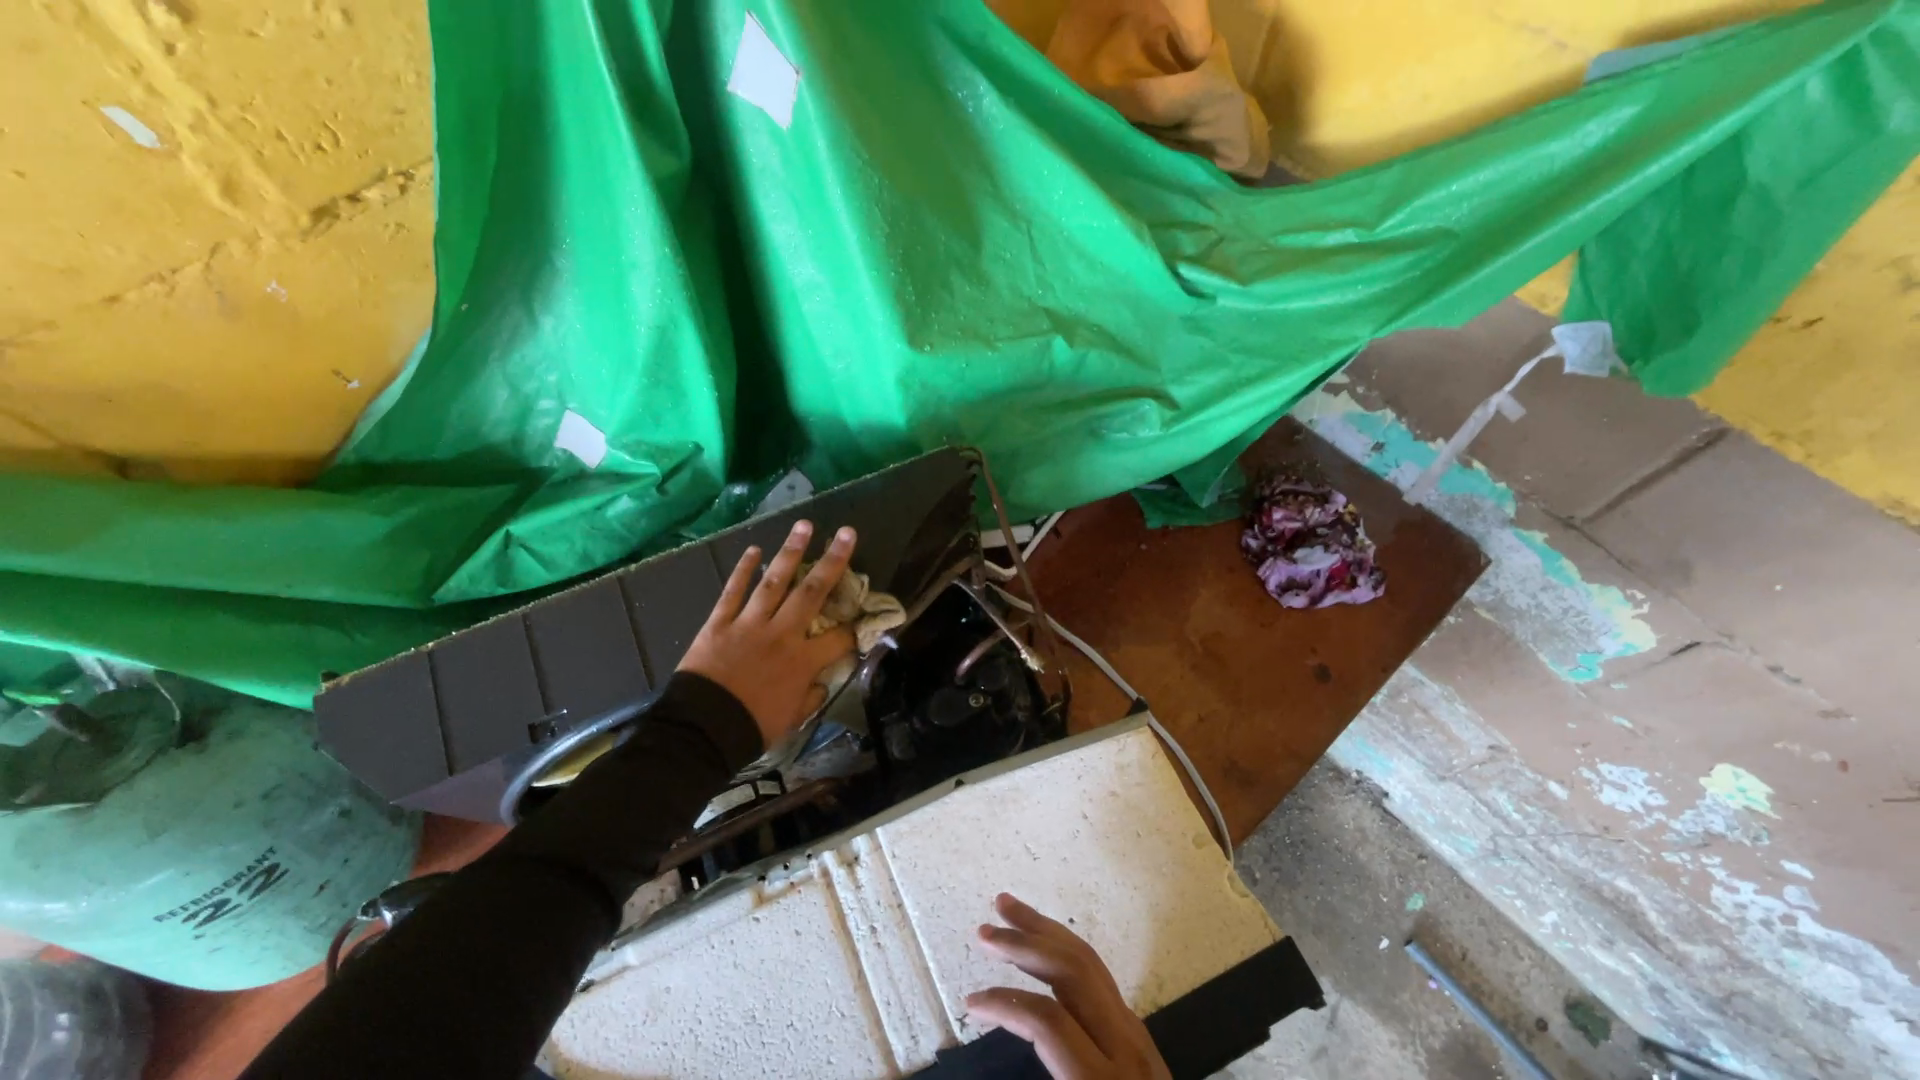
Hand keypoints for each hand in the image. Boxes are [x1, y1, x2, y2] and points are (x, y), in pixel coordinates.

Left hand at [677, 520, 858, 747]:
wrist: (703, 730)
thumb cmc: (752, 728)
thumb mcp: (793, 720)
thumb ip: (811, 696)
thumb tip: (822, 679)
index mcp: (803, 662)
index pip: (839, 637)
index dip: (857, 627)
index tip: (867, 616)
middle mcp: (782, 634)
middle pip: (812, 591)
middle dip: (833, 561)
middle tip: (847, 533)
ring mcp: (749, 624)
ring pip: (775, 581)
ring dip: (791, 552)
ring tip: (805, 526)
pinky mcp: (719, 622)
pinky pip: (733, 590)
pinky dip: (743, 569)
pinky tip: (754, 550)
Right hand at [966, 894, 1170, 1079]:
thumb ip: (1040, 1072)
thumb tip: (999, 1035)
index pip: (1048, 1020)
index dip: (1004, 1005)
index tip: (970, 1004)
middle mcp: (1123, 1045)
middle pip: (1073, 973)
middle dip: (1025, 943)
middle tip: (983, 931)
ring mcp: (1135, 1032)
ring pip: (1089, 964)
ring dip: (1044, 932)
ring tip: (1008, 909)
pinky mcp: (1136, 1030)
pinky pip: (1098, 977)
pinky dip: (1063, 951)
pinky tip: (1043, 946)